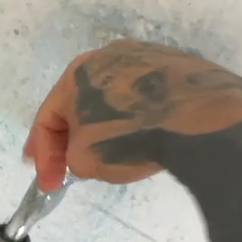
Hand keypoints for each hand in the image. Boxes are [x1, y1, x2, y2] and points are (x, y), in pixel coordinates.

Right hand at [24, 40, 241, 190]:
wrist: (198, 117)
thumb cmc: (126, 136)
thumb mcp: (81, 159)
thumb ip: (71, 155)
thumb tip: (87, 150)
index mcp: (76, 73)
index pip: (46, 121)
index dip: (43, 159)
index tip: (48, 185)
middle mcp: (107, 56)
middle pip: (77, 106)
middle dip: (68, 139)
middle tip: (65, 166)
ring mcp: (146, 56)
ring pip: (108, 100)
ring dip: (99, 127)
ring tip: (102, 153)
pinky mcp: (176, 66)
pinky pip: (139, 98)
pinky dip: (130, 119)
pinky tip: (135, 138)